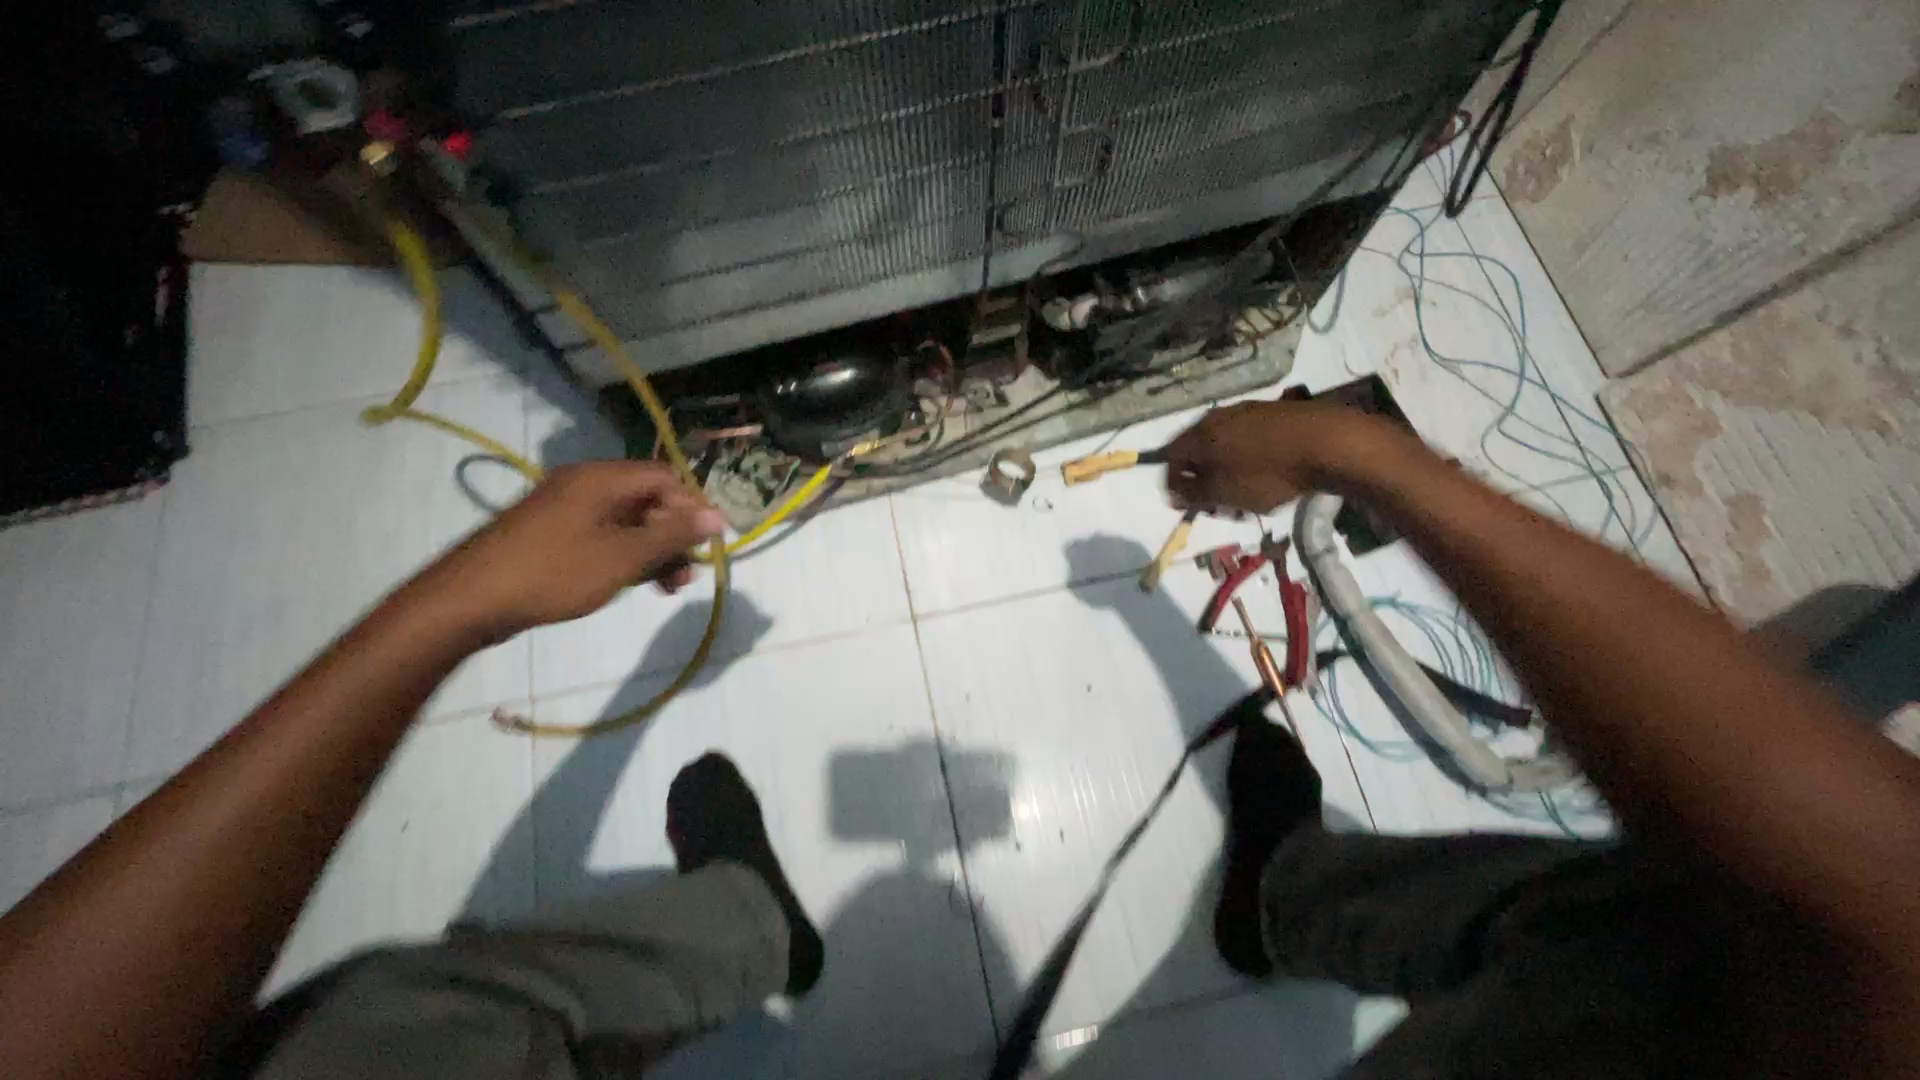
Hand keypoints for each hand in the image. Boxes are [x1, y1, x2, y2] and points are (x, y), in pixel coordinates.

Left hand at [416, 461, 725, 640]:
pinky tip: (632, 582)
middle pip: (649, 500)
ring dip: (653, 550)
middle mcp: (585, 484)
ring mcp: (566, 508)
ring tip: (667, 587)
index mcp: (602, 479)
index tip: (709, 544)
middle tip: (687, 574)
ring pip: (627, 521)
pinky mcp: (552, 533)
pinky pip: (603, 534)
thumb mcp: (623, 557)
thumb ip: (673, 535)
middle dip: (674, 535)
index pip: (667, 478)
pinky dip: (625, 554)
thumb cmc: (554, 573)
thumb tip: (718, 515)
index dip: (694, 508)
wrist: (469, 600)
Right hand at [1161, 400, 1391, 513]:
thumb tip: (1173, 491)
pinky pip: (1248, 440)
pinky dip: (1247, 460)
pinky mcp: (1274, 413)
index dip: (1173, 482)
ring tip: (1243, 495)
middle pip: (1197, 450)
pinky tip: (1266, 476)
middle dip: (1202, 479)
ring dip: (1225, 471)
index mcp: (1200, 433)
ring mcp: (1247, 411)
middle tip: (1217, 504)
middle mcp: (1217, 416)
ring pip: (1223, 446)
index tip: (1187, 505)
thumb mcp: (1224, 492)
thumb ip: (1193, 493)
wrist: (1328, 443)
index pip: (1169, 456)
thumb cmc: (1268, 473)